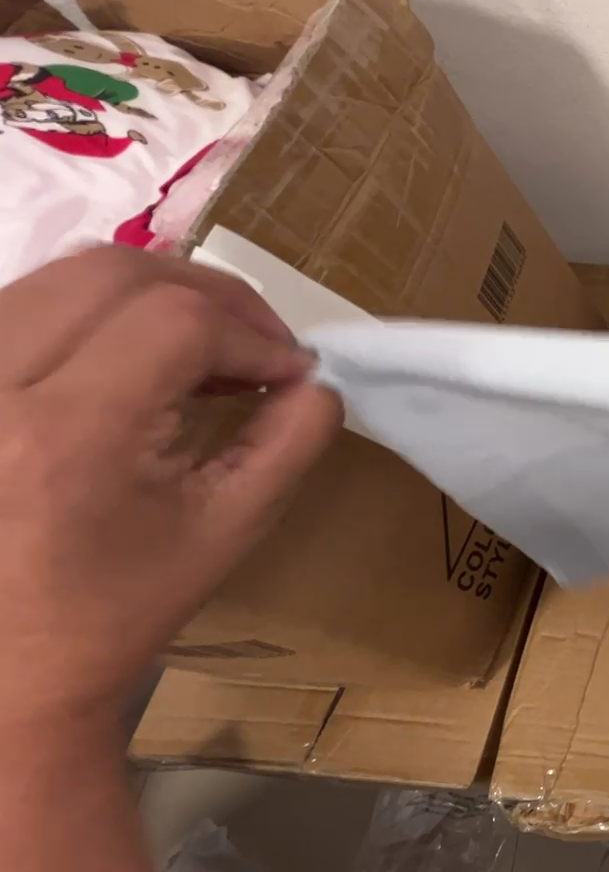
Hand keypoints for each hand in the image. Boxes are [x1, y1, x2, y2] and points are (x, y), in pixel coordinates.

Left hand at [0, 247, 341, 721]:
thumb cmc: (123, 600)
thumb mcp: (235, 521)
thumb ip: (293, 437)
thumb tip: (315, 378)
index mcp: (65, 433)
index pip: (179, 320)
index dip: (256, 336)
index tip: (293, 375)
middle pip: (115, 271)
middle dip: (217, 298)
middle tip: (264, 346)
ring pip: (67, 274)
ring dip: (164, 300)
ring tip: (211, 355)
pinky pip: (30, 303)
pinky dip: (110, 315)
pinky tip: (146, 363)